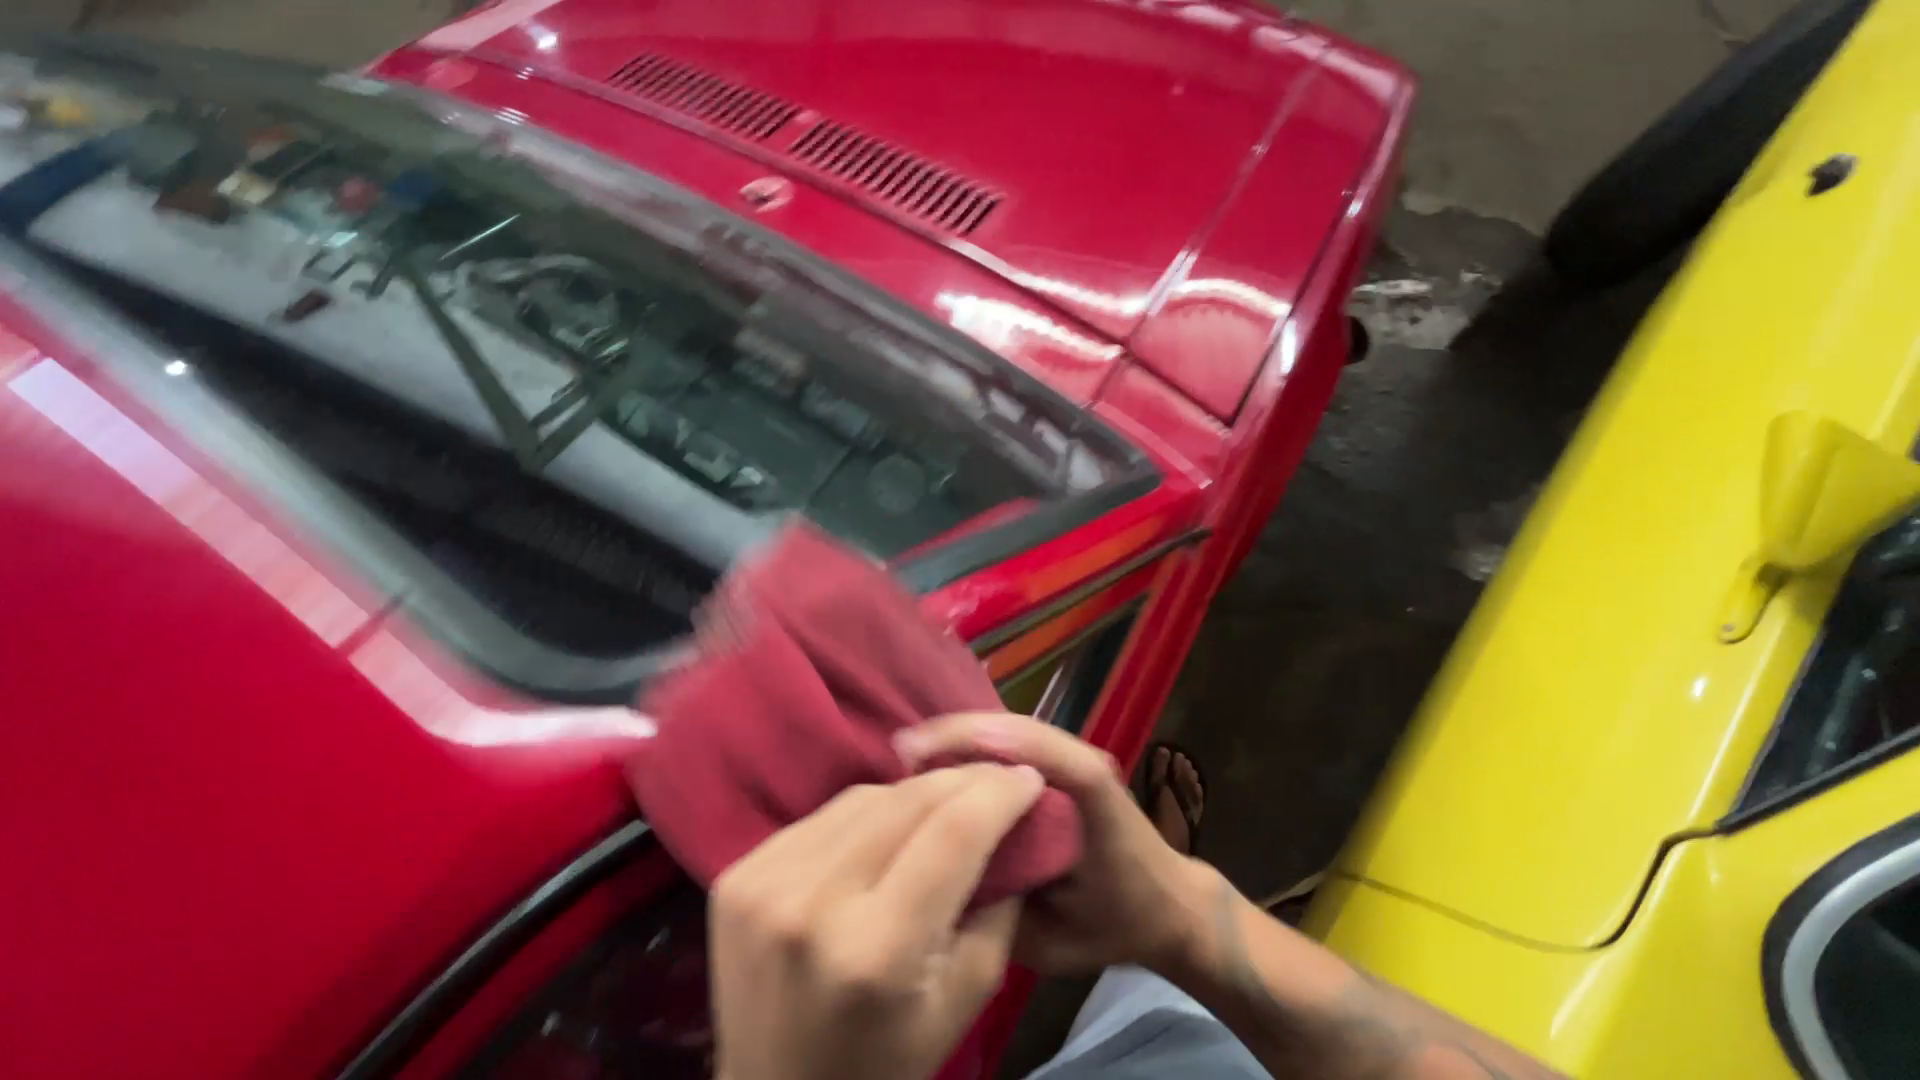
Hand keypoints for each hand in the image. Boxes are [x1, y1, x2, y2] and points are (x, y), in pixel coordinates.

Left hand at [709, 763, 1045, 1079]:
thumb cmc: (886, 1059)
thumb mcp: (965, 998)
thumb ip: (995, 906)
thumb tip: (1011, 826)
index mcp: (876, 951)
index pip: (952, 835)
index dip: (998, 794)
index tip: (1028, 778)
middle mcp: (812, 906)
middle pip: (905, 804)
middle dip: (961, 780)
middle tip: (996, 777)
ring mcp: (764, 884)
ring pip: (861, 798)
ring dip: (913, 792)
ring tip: (945, 800)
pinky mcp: (738, 874)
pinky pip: (821, 817)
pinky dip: (864, 814)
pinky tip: (886, 827)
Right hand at [895, 714, 1219, 976]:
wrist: (1167, 905)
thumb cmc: (1117, 928)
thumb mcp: (1065, 945)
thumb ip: (1011, 918)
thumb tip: (946, 883)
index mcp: (1104, 812)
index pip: (1066, 766)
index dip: (1004, 750)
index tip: (938, 758)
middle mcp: (1091, 772)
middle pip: (1028, 733)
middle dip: (961, 735)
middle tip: (904, 752)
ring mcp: (1077, 760)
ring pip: (1016, 730)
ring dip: (962, 734)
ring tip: (911, 752)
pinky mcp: (1062, 764)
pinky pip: (1014, 743)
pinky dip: (973, 742)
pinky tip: (936, 757)